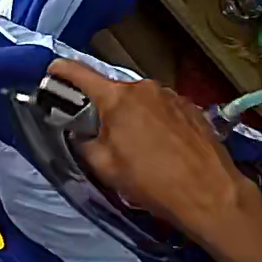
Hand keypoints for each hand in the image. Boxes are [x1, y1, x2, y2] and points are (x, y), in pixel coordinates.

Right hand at [46, 58, 261, 244]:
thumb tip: (82, 134)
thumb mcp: (105, 168)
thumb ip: (85, 144)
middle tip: (104, 137)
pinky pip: (163, 109)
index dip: (62, 70)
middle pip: (114, 92)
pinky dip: (156, 122)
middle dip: (105, 110)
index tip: (52, 70)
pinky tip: (163, 147)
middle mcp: (145, 87)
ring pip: (141, 101)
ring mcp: (171, 94)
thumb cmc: (152, 181)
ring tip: (139, 149)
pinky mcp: (191, 106)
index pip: (81, 74)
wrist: (208, 191)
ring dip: (134, 117)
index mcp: (118, 98)